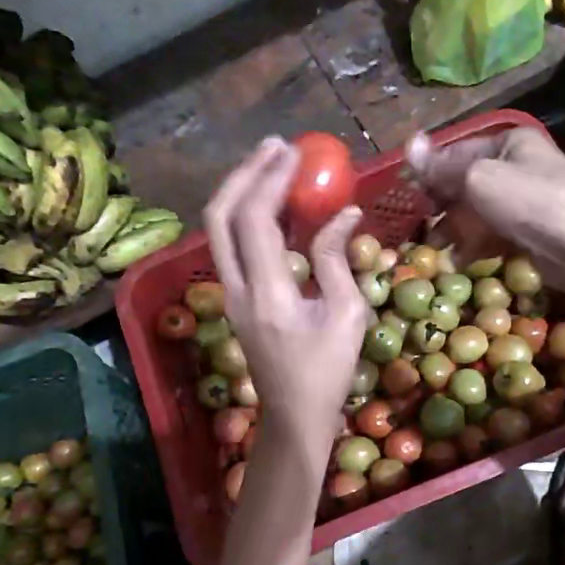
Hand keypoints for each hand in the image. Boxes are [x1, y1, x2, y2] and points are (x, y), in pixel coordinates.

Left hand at [205, 138, 367, 456]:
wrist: (294, 416)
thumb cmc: (328, 373)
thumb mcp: (347, 316)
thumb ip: (336, 260)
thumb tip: (344, 213)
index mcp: (267, 295)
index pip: (254, 220)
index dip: (271, 180)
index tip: (295, 152)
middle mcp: (236, 289)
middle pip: (218, 216)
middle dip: (244, 174)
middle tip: (276, 148)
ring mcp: (230, 295)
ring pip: (217, 229)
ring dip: (241, 191)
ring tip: (274, 166)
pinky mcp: (235, 299)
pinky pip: (231, 245)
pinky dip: (247, 216)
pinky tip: (275, 205)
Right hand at [405, 128, 564, 310]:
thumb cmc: (533, 204)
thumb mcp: (480, 179)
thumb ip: (442, 167)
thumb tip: (408, 144)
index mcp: (510, 141)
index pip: (457, 151)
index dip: (430, 173)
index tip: (406, 198)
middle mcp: (518, 166)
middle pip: (466, 183)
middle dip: (441, 207)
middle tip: (418, 230)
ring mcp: (526, 202)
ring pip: (478, 213)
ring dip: (454, 231)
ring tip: (434, 251)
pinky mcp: (531, 234)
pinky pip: (494, 236)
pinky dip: (475, 247)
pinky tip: (457, 262)